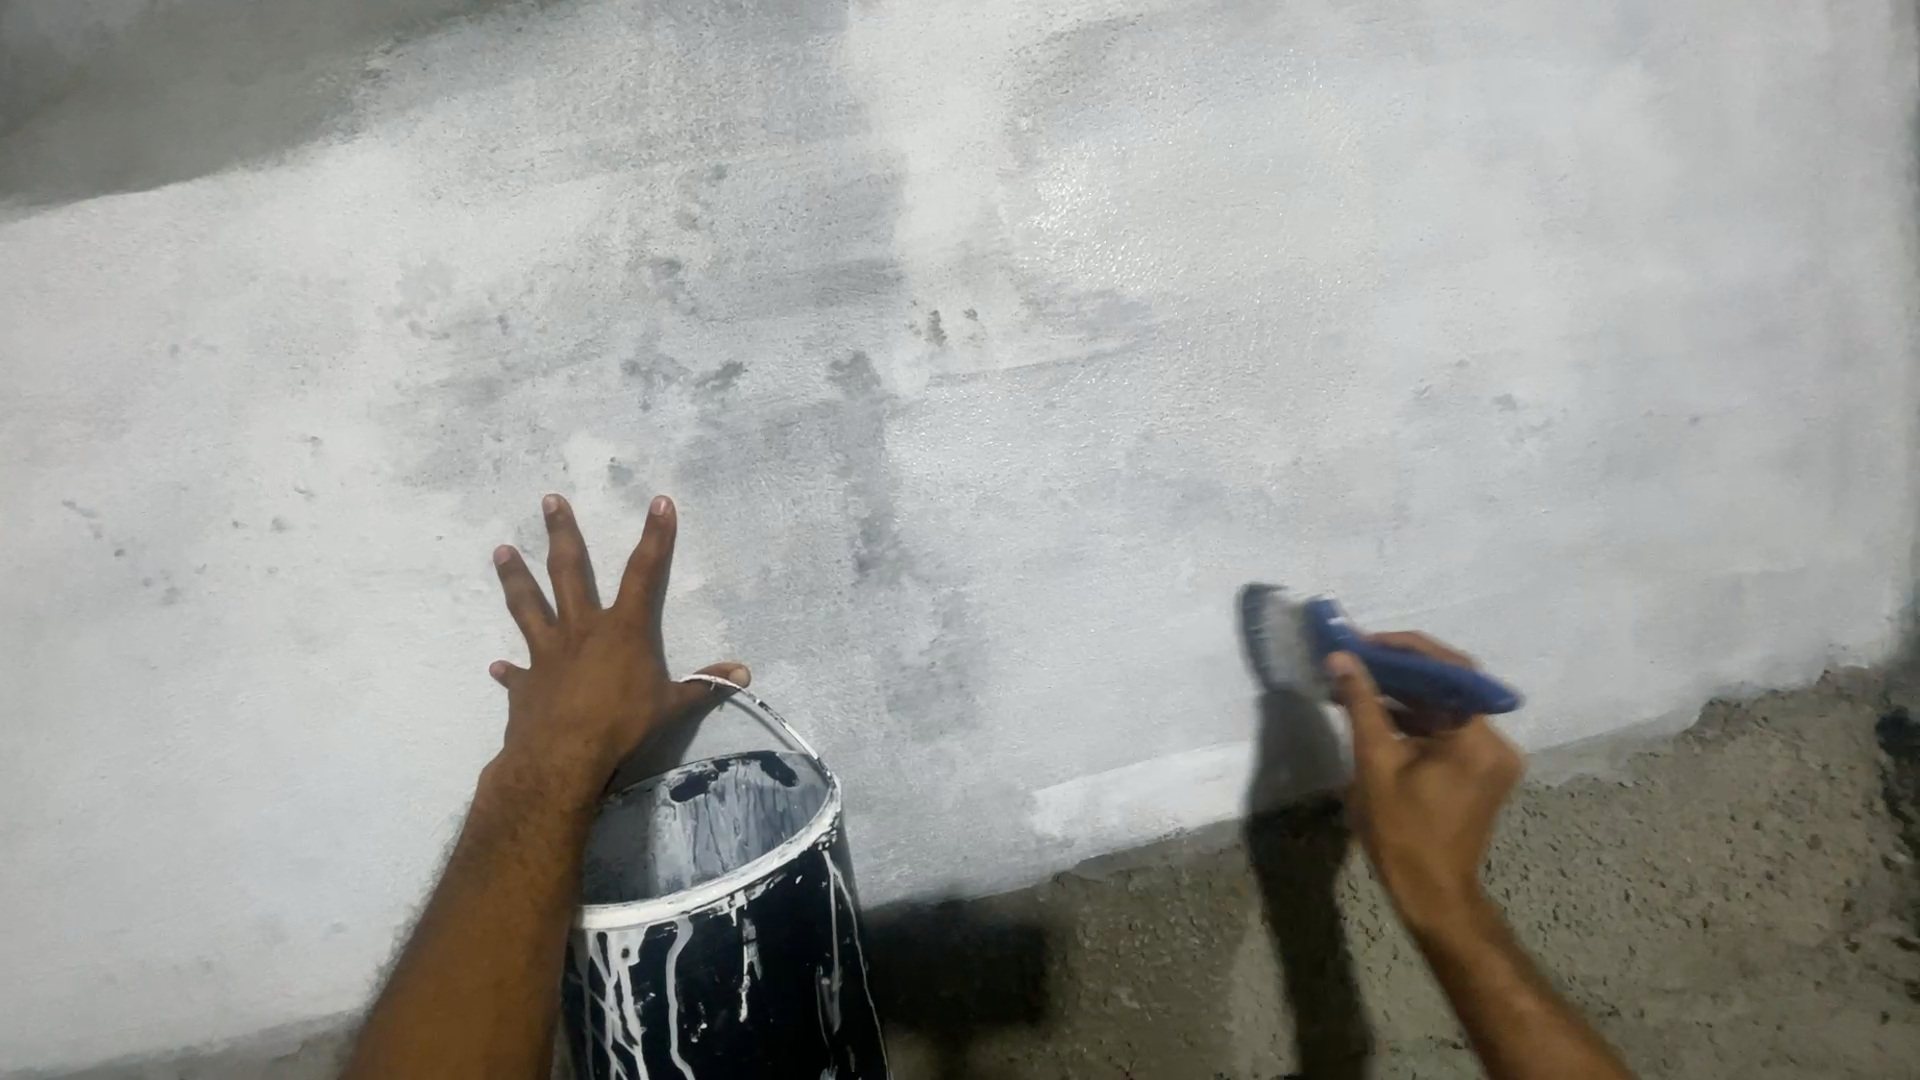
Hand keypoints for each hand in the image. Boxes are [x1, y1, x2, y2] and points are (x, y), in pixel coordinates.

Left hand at [487, 493, 746, 802]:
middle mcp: (582, 629)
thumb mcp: (673, 705)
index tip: (659, 502)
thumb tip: (743, 674)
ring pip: (529, 605)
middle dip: (562, 533)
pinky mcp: (527, 683)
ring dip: (516, 577)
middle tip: (550, 499)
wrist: (562, 758)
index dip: (656, 536)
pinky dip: (509, 669)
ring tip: (502, 550)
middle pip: (569, 571)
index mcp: (623, 629)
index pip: (645, 572)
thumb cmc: (623, 724)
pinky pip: (516, 672)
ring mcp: (548, 653)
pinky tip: (498, 665)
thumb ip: (704, 685)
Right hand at [1327, 632, 1522, 932]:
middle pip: (1449, 685)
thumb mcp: (1374, 762)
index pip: (1451, 672)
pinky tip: (1371, 708)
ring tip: (1355, 676)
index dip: (1407, 649)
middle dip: (1400, 665)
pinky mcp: (1476, 767)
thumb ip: (1361, 704)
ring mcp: (1489, 756)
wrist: (1430, 890)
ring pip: (1443, 704)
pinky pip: (1442, 726)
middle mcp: (1495, 742)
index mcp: (1478, 741)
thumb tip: (1341, 657)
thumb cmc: (1401, 830)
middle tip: (1354, 653)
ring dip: (1401, 690)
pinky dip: (1409, 714)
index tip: (1364, 640)